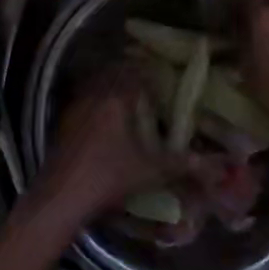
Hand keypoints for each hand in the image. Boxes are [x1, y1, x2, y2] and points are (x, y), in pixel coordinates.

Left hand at [37, 67, 170, 217]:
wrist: (61, 197)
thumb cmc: (108, 177)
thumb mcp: (148, 171)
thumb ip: (178, 163)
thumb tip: (207, 162)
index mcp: (116, 99)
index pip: (135, 74)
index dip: (148, 72)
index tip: (160, 75)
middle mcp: (95, 96)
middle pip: (113, 74)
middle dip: (129, 75)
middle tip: (145, 82)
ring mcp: (76, 108)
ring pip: (96, 86)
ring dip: (110, 86)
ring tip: (126, 97)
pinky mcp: (63, 123)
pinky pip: (84, 101)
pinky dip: (96, 102)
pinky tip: (103, 119)